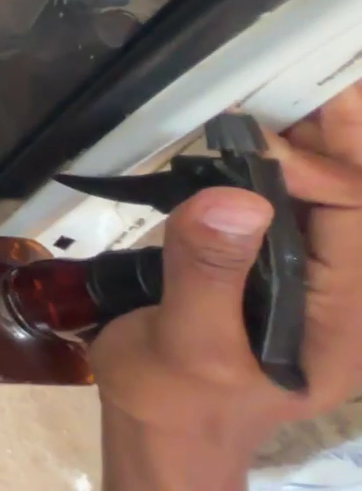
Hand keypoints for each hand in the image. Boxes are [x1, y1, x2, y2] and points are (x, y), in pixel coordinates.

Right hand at [91, 85, 361, 487]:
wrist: (168, 424)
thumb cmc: (179, 388)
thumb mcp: (191, 339)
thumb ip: (210, 271)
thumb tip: (233, 195)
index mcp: (347, 309)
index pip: (355, 215)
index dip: (313, 169)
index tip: (246, 140)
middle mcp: (348, 291)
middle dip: (349, 146)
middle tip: (329, 87)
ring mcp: (316, 284)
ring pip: (338, 208)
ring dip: (327, 156)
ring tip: (309, 103)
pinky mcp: (281, 276)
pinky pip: (304, 219)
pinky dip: (292, 179)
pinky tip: (263, 154)